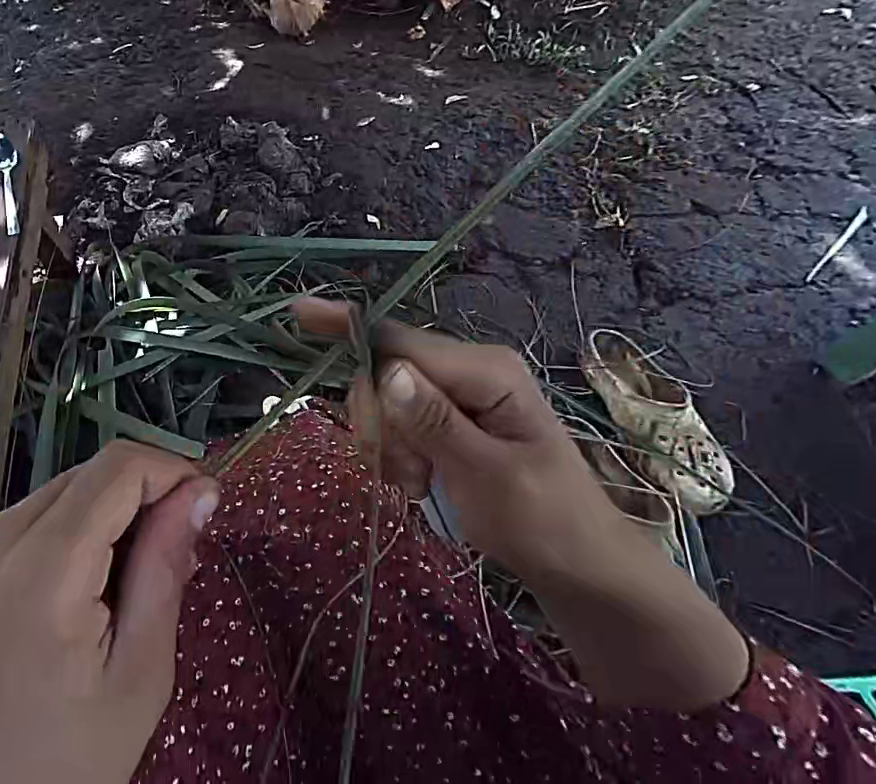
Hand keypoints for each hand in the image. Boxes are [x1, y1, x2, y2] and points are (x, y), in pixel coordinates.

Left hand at [0, 441, 219, 783]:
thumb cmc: (63, 760)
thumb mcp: (139, 672)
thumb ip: (166, 566)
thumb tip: (201, 491)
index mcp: (44, 565)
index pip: (120, 466)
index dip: (172, 470)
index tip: (207, 504)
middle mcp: (0, 534)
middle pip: (95, 471)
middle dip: (148, 493)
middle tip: (182, 550)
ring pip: (71, 486)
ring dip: (117, 510)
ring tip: (141, 573)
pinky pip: (42, 511)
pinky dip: (82, 526)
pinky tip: (96, 579)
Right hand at [294, 298, 749, 709]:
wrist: (576, 563)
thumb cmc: (546, 521)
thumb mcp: (492, 477)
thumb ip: (436, 422)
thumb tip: (387, 372)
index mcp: (486, 368)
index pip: (401, 340)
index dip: (346, 327)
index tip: (298, 312)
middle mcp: (466, 367)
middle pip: (383, 370)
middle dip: (380, 423)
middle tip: (407, 475)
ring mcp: (454, 390)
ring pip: (382, 399)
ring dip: (387, 446)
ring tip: (419, 484)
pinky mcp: (443, 414)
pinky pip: (393, 420)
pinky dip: (393, 454)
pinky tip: (418, 481)